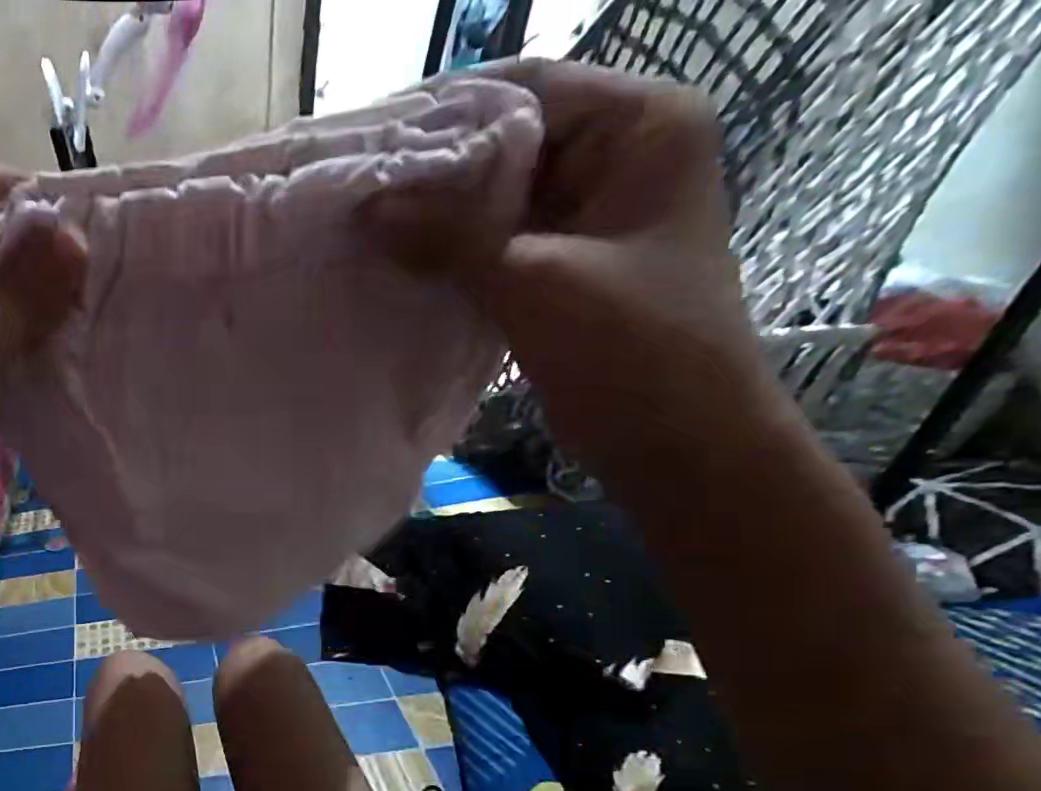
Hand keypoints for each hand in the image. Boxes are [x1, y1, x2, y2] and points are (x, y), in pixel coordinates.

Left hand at [0, 164, 85, 528]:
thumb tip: (77, 239)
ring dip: (41, 283)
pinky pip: (4, 318)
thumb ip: (25, 290)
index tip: (75, 206)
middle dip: (38, 240)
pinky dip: (35, 318)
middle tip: (94, 254)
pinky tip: (70, 326)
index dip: (15, 187)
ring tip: (91, 288)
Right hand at [365, 61, 782, 478]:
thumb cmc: (633, 351)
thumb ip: (451, 239)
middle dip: (438, 173)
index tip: (373, 140)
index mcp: (643, 128)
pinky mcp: (568, 275)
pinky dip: (458, 259)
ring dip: (443, 221)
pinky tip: (403, 263)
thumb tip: (367, 209)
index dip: (449, 113)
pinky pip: (503, 250)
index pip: (530, 91)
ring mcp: (593, 223)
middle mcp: (622, 161)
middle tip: (359, 187)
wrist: (680, 450)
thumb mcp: (538, 283)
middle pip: (512, 145)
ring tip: (368, 225)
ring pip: (502, 203)